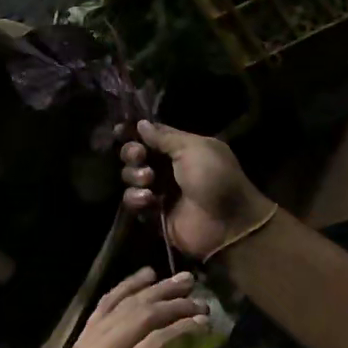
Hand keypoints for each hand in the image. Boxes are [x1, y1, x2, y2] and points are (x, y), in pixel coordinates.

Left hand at [50, 267, 209, 347]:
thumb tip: (199, 343)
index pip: (155, 345)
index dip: (186, 328)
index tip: (212, 320)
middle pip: (139, 319)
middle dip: (176, 306)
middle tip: (205, 301)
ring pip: (123, 306)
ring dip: (156, 291)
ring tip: (186, 280)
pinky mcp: (77, 345)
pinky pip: (104, 307)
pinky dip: (127, 288)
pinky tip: (148, 274)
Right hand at [120, 120, 274, 260]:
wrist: (228, 223)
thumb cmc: (216, 178)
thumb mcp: (194, 148)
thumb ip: (165, 137)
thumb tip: (141, 123)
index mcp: (181, 148)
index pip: (151, 135)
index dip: (134, 132)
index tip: (119, 130)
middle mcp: (167, 167)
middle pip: (136, 154)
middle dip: (132, 153)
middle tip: (140, 156)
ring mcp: (159, 191)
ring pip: (131, 177)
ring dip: (135, 175)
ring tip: (149, 180)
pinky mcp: (153, 214)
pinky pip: (133, 202)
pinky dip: (136, 198)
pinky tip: (149, 200)